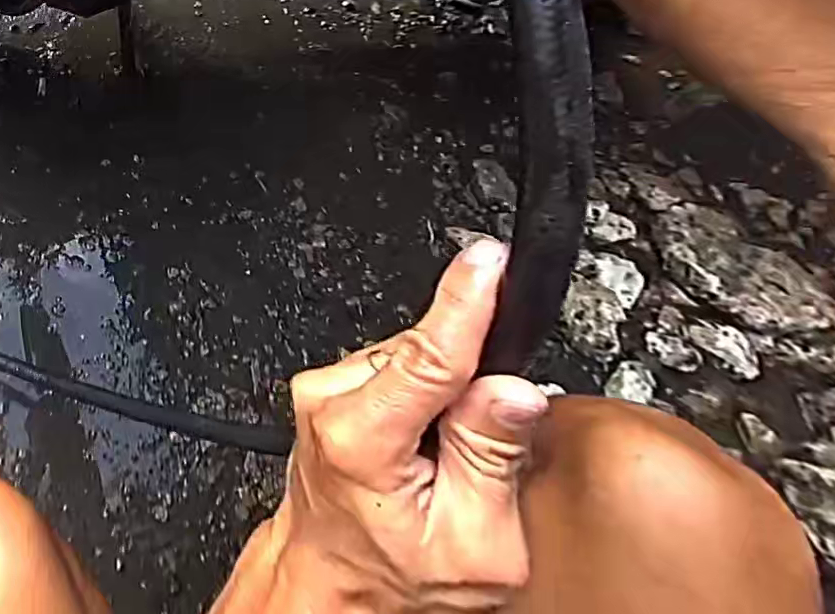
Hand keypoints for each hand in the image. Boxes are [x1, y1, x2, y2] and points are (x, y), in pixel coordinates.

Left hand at [211, 239, 549, 612]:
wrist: (328, 572)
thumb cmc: (392, 573)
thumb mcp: (475, 545)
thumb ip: (493, 457)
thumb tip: (514, 389)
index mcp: (362, 437)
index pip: (427, 355)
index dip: (464, 303)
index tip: (487, 261)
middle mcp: (329, 398)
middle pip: (422, 353)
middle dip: (465, 382)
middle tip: (472, 448)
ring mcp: (320, 386)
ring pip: (406, 356)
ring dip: (439, 390)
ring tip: (436, 454)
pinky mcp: (322, 383)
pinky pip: (388, 365)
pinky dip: (415, 389)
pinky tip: (415, 436)